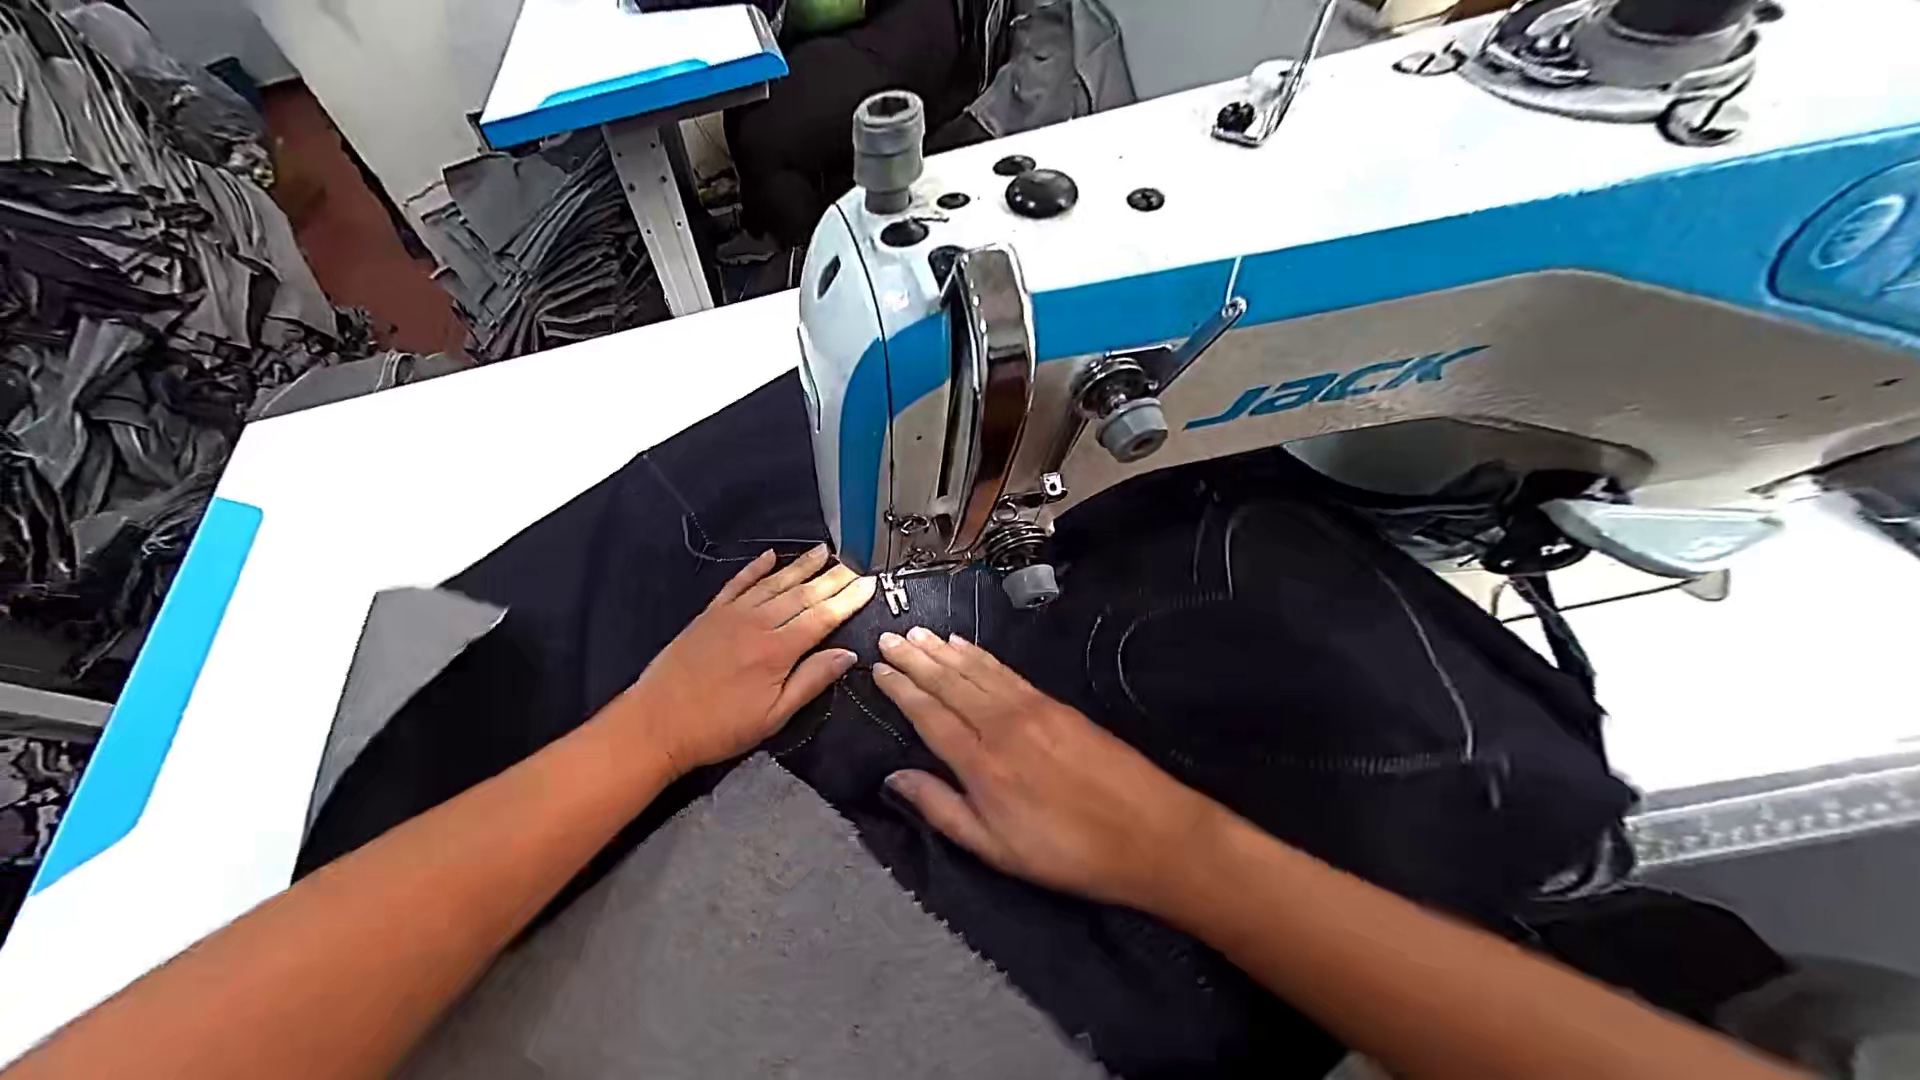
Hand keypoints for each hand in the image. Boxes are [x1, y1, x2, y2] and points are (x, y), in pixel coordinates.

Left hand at [620, 546, 874, 776]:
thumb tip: (847, 655)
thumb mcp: (773, 717)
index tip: (868, 584)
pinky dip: (755, 568)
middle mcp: (757, 623)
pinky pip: (737, 583)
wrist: (655, 724)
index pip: (823, 617)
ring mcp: (731, 614)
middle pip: (803, 594)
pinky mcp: (710, 614)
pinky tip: (770, 556)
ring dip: (801, 566)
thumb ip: (811, 681)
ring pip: (774, 583)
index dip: (848, 599)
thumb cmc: (718, 728)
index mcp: (777, 650)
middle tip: (855, 563)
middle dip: (833, 578)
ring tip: (824, 551)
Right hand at [872, 627, 1221, 909]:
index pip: (928, 714)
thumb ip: (941, 809)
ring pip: (974, 669)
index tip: (879, 670)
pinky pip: (1004, 669)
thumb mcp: (995, 849)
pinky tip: (963, 645)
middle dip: (914, 659)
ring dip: (941, 650)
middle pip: (948, 682)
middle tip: (889, 639)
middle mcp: (1000, 724)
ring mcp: (1029, 707)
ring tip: (917, 635)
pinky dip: (978, 654)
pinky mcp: (1053, 702)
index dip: (901, 689)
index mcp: (981, 763)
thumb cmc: (1067, 852)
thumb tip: (895, 778)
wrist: (1148, 831)